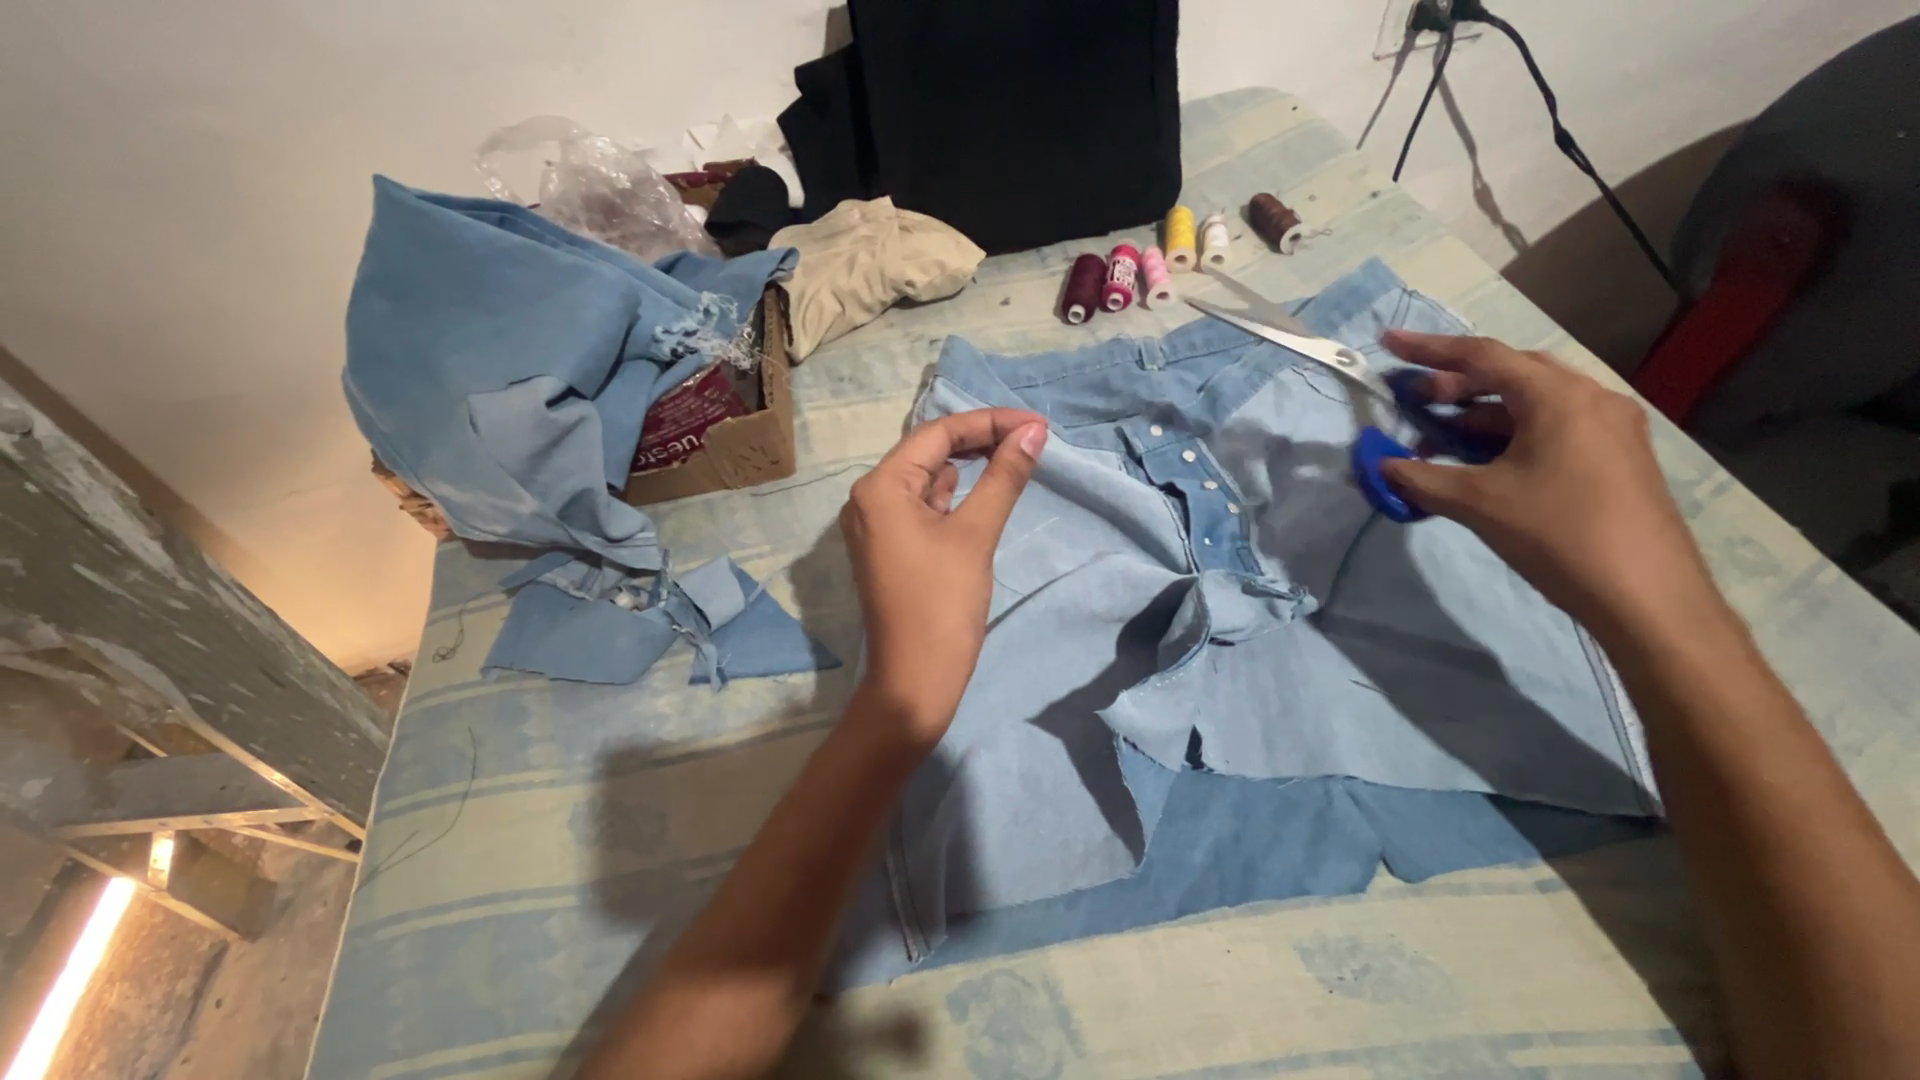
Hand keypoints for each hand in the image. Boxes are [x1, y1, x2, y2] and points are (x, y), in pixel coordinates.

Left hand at [839, 409, 1048, 744]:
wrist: (914, 680)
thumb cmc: (943, 605)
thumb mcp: (976, 535)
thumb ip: (1003, 477)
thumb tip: (1033, 433)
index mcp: (880, 487)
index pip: (937, 434)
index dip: (990, 422)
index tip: (1037, 425)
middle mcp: (868, 497)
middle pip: (928, 451)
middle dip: (980, 440)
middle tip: (1031, 440)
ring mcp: (875, 524)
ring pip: (926, 478)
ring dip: (968, 465)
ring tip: (1014, 458)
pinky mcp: (888, 547)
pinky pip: (921, 506)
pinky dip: (952, 495)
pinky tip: (981, 492)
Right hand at [1378, 332, 1715, 632]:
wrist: (1645, 593)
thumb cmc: (1558, 534)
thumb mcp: (1478, 503)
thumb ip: (1420, 478)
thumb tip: (1379, 466)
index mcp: (1559, 396)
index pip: (1483, 356)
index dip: (1430, 349)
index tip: (1389, 342)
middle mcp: (1590, 399)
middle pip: (1512, 373)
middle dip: (1457, 381)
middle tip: (1414, 396)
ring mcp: (1609, 428)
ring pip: (1532, 402)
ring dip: (1481, 413)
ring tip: (1437, 434)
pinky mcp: (1615, 457)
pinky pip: (1551, 427)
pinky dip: (1508, 434)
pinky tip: (1480, 461)